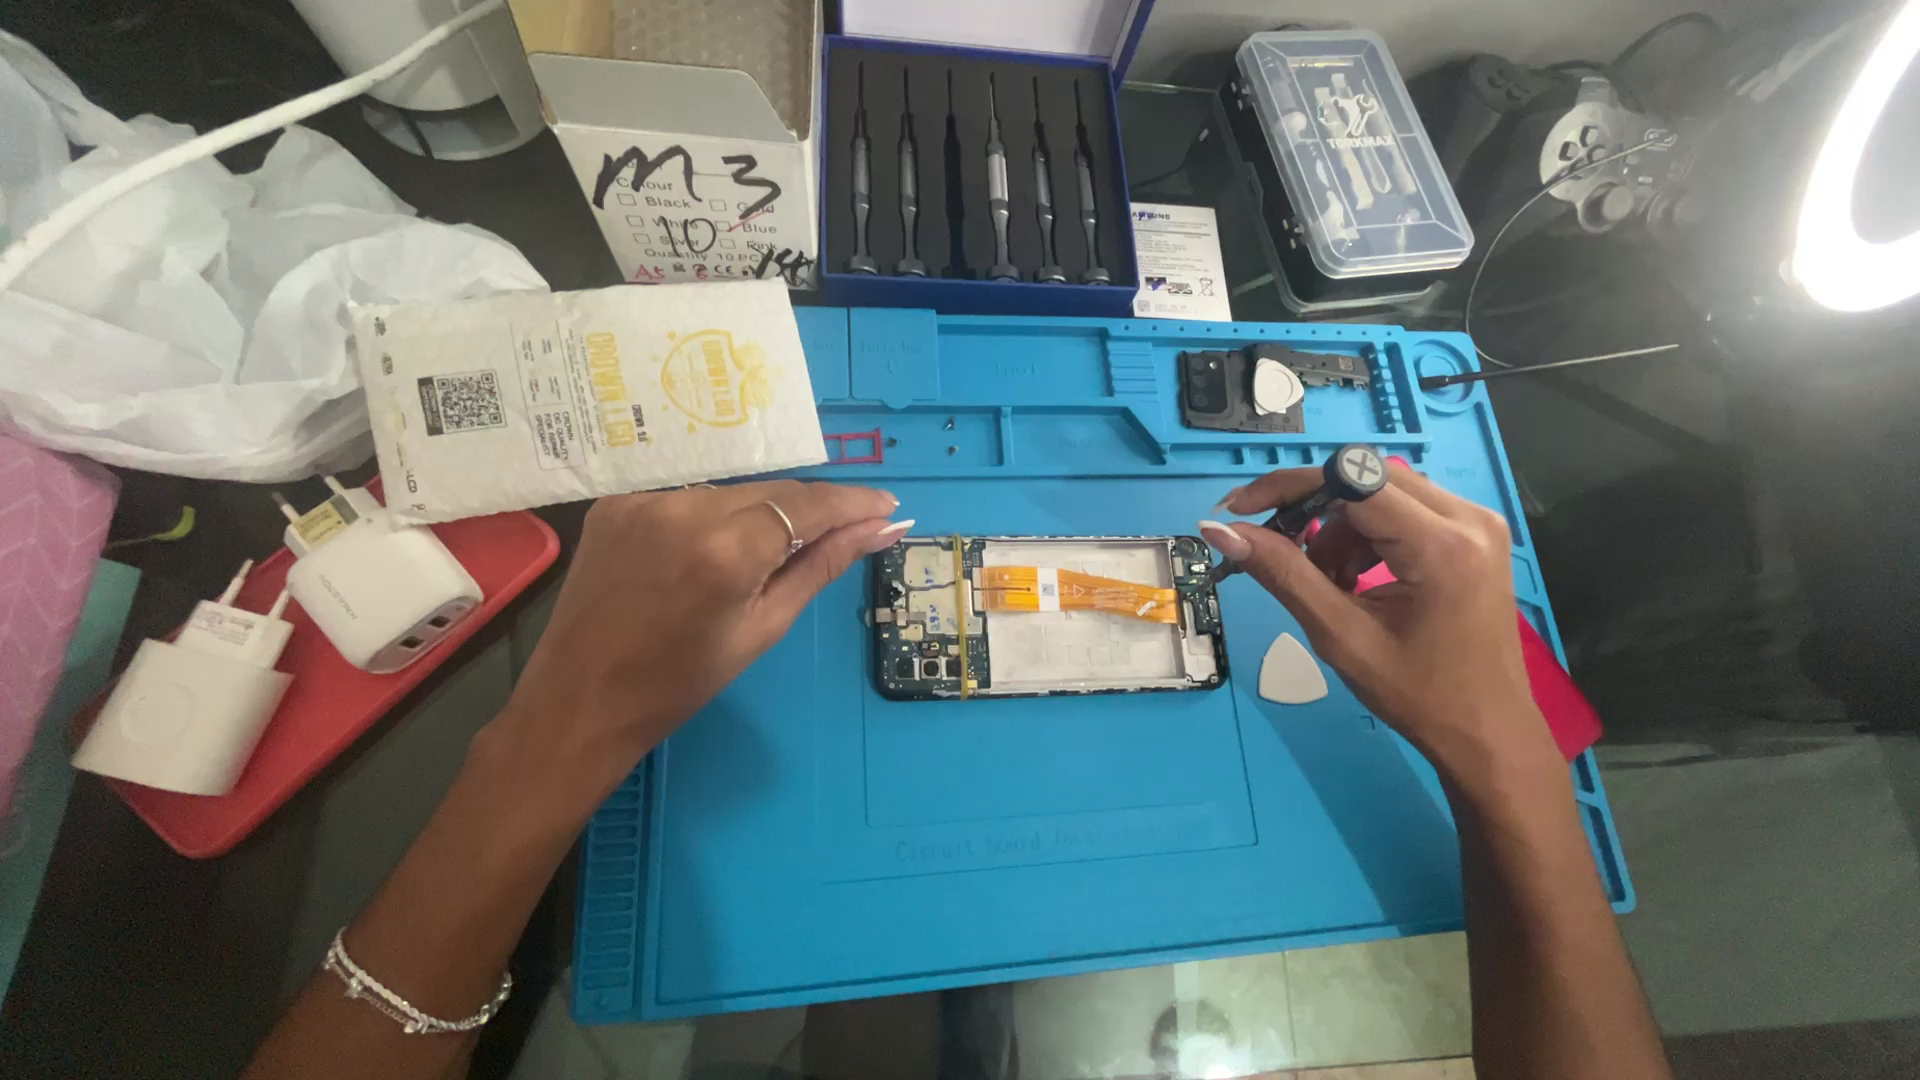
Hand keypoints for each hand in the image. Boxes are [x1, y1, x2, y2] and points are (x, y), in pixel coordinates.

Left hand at [498, 481, 908, 787]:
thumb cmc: (681, 681)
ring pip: (734, 490)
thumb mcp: (765, 626)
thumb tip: (881, 528)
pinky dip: (721, 514)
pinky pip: (692, 495)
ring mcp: (645, 498)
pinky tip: (724, 545)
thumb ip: (823, 566)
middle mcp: (684, 507)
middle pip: (774, 490)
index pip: (808, 504)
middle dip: (815, 507)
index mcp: (726, 550)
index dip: (853, 502)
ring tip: (778, 548)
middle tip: (847, 530)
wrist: (580, 700)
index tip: (888, 507)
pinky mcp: (619, 500)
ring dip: (767, 510)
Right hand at [1198, 463, 1558, 782]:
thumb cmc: (1417, 693)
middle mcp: (1468, 518)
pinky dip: (1361, 536)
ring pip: (1378, 493)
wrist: (1487, 732)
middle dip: (1308, 508)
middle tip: (1272, 547)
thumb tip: (1220, 530)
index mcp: (1441, 545)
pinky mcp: (1472, 534)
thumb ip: (1281, 573)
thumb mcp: (1339, 634)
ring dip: (1335, 527)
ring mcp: (1476, 523)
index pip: (1350, 480)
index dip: (1286, 487)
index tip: (1239, 511)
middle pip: (1363, 479)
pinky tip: (1351, 578)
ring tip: (1323, 581)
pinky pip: (1400, 511)